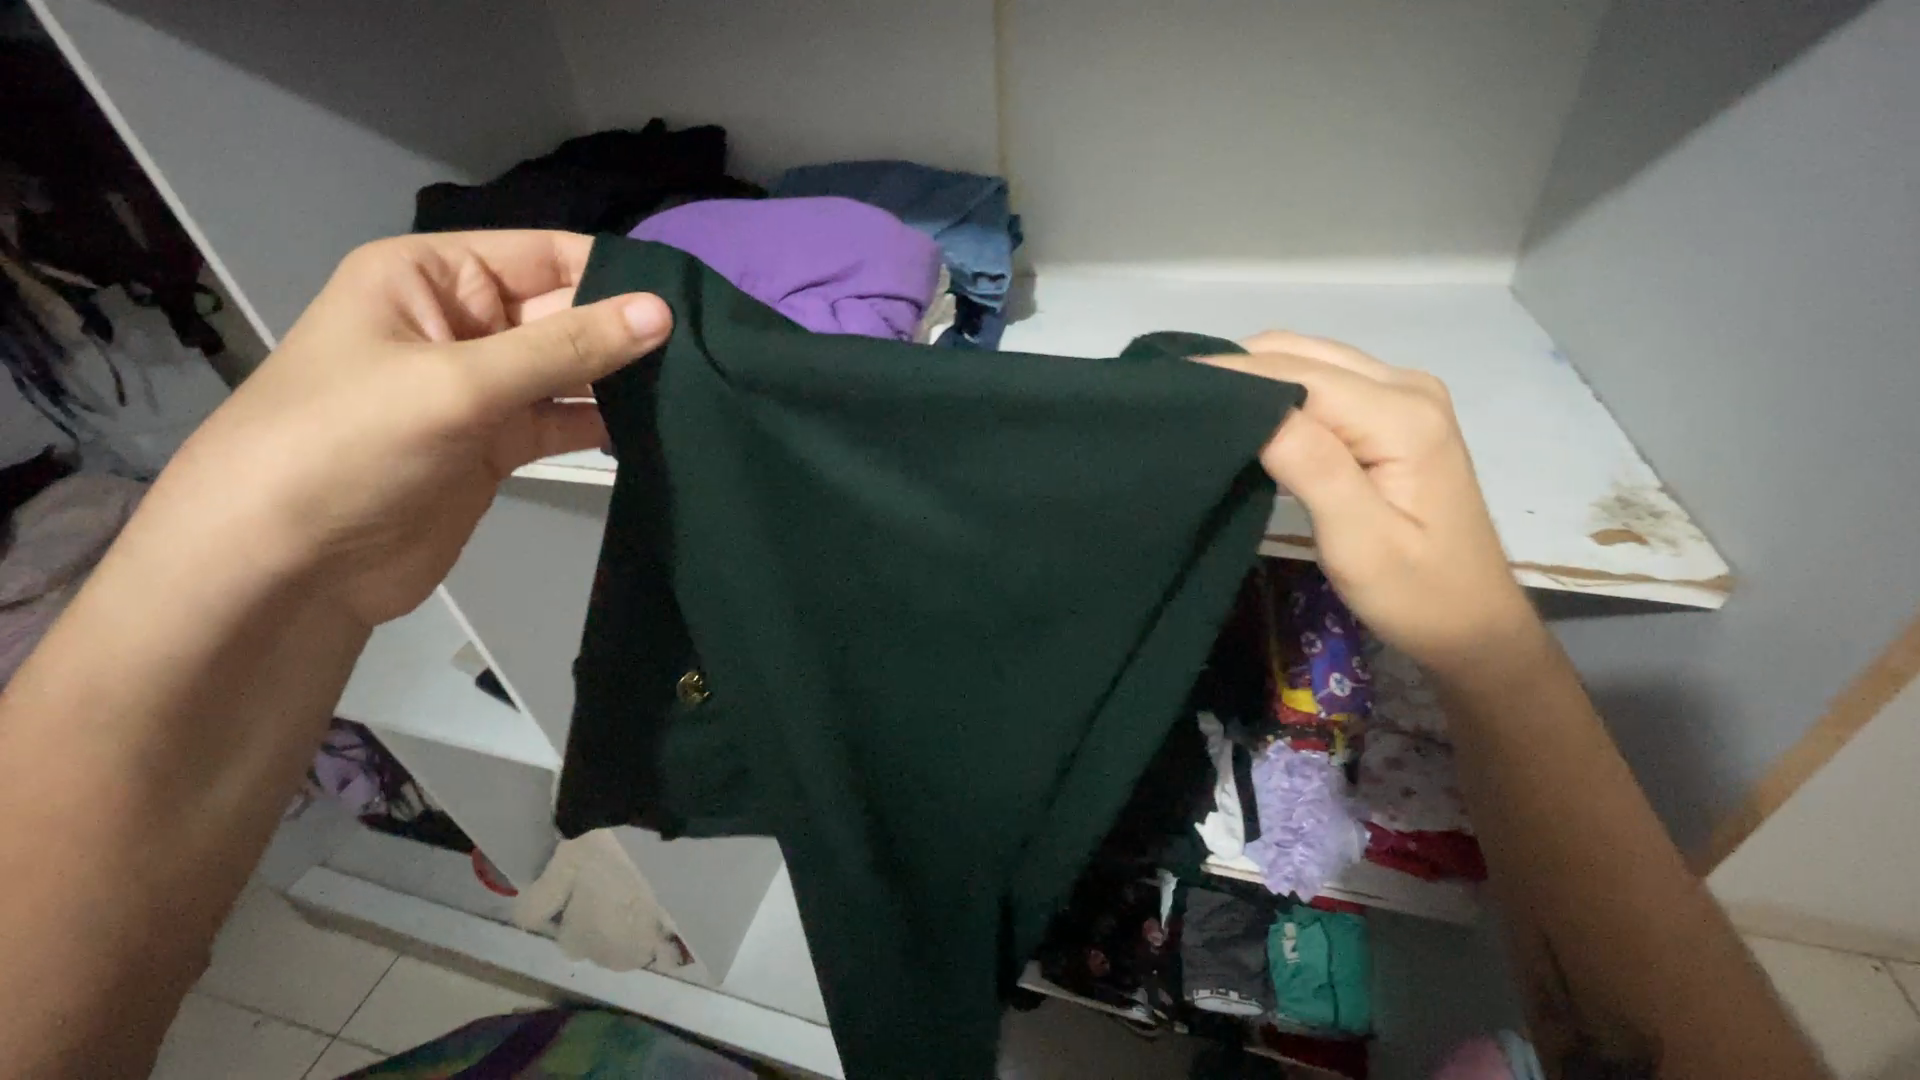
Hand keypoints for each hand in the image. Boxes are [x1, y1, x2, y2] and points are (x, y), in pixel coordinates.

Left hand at [135, 231, 668, 626]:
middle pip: (565, 314)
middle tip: (708, 352)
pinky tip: (657, 427)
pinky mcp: (498, 444)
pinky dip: (605, 424)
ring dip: (624, 381)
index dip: (615, 273)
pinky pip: (564, 420)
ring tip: (696, 388)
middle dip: (628, 332)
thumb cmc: (352, 443)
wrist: (286, 563)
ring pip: (571, 371)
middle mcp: (462, 323)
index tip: (691, 299)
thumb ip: (566, 349)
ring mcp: (482, 388)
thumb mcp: (460, 383)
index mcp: (432, 276)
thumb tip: (662, 314)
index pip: (545, 256)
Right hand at [1200, 332, 1536, 670]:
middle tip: (1173, 396)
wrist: (1473, 620)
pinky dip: (1277, 385)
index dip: (1230, 373)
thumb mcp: (1359, 540)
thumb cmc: (1414, 593)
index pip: (1298, 375)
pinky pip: (1324, 379)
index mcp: (1401, 417)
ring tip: (1197, 400)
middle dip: (1235, 367)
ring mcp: (1404, 395)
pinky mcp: (1395, 411)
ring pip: (1310, 360)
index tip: (1167, 386)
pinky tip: (1243, 411)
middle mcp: (1406, 387)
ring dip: (1253, 373)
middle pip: (1302, 354)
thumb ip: (1311, 466)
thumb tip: (1252, 406)